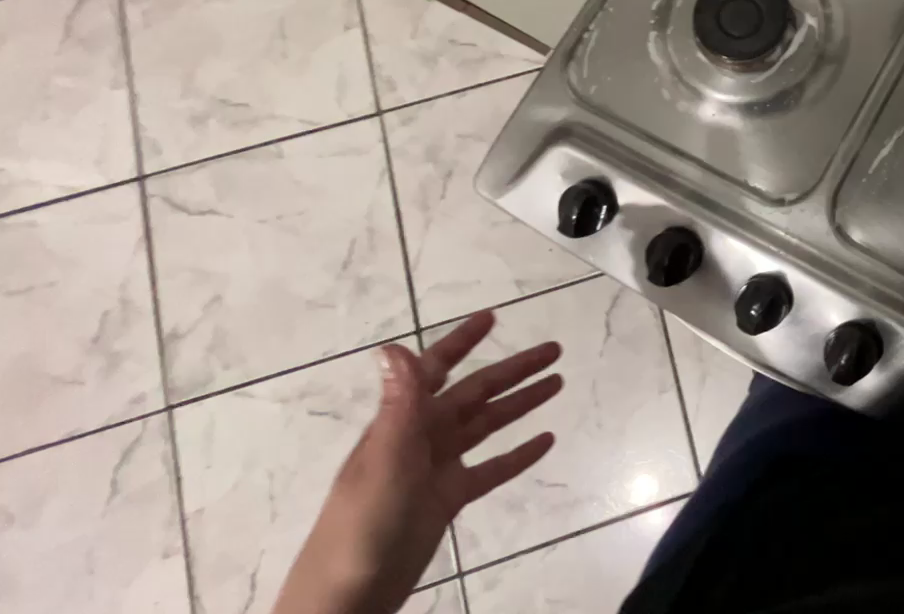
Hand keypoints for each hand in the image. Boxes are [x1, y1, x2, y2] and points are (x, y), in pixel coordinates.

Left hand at [273, 311, 563, 613]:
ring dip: (520, 403)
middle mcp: (420, 439)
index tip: (492, 317)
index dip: (461, 343)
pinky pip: (490, 468)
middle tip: (554, 349)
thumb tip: (394, 347)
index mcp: (402, 424)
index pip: (435, 371)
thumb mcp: (384, 463)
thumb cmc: (361, 528)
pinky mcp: (447, 500)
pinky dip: (518, 454)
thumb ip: (398, 406)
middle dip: (513, 369)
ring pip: (487, 425)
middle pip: (475, 394)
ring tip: (558, 383)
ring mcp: (435, 470)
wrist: (345, 602)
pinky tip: (545, 442)